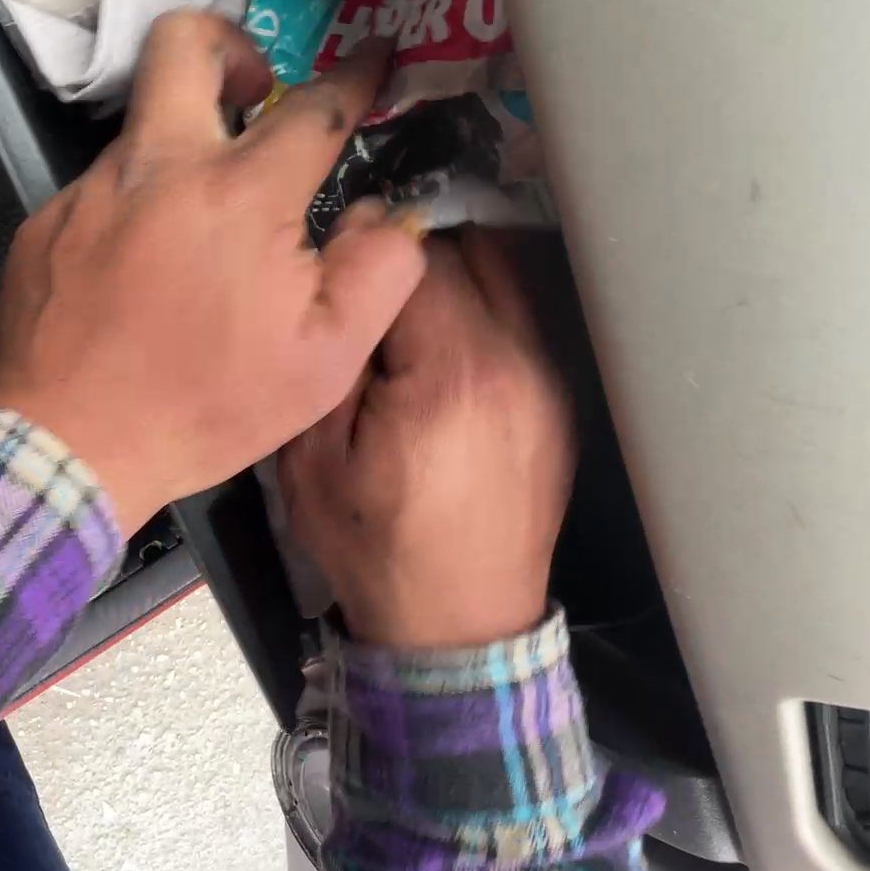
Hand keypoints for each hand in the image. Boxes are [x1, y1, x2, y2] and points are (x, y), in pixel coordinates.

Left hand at [0, 12, 426, 533]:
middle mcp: (154, 171)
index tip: (367, 68)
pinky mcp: (39, 229)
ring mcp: (85, 197)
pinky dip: (124, 214)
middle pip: (186, 44)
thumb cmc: (200, 412)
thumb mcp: (323, 362)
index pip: (314, 104)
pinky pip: (92, 195)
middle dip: (232, 51)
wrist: (71, 448)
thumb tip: (378, 213)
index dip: (353, 78)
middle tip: (252, 101)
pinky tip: (127, 277)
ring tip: (186, 234)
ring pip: (136, 133)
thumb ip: (378, 270)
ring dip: (174, 157)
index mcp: (238, 196)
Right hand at [279, 228, 574, 648]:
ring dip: (452, 273)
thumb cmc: (371, 549)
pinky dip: (479, 309)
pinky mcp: (557, 404)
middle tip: (364, 272)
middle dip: (414, 251)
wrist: (455, 623)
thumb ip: (330, 369)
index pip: (419, 264)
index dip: (370, 247)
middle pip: (476, 253)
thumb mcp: (312, 464)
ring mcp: (549, 384)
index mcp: (450, 379)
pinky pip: (521, 323)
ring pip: (509, 279)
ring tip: (399, 300)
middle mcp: (518, 366)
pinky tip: (436, 342)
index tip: (336, 257)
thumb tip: (347, 297)